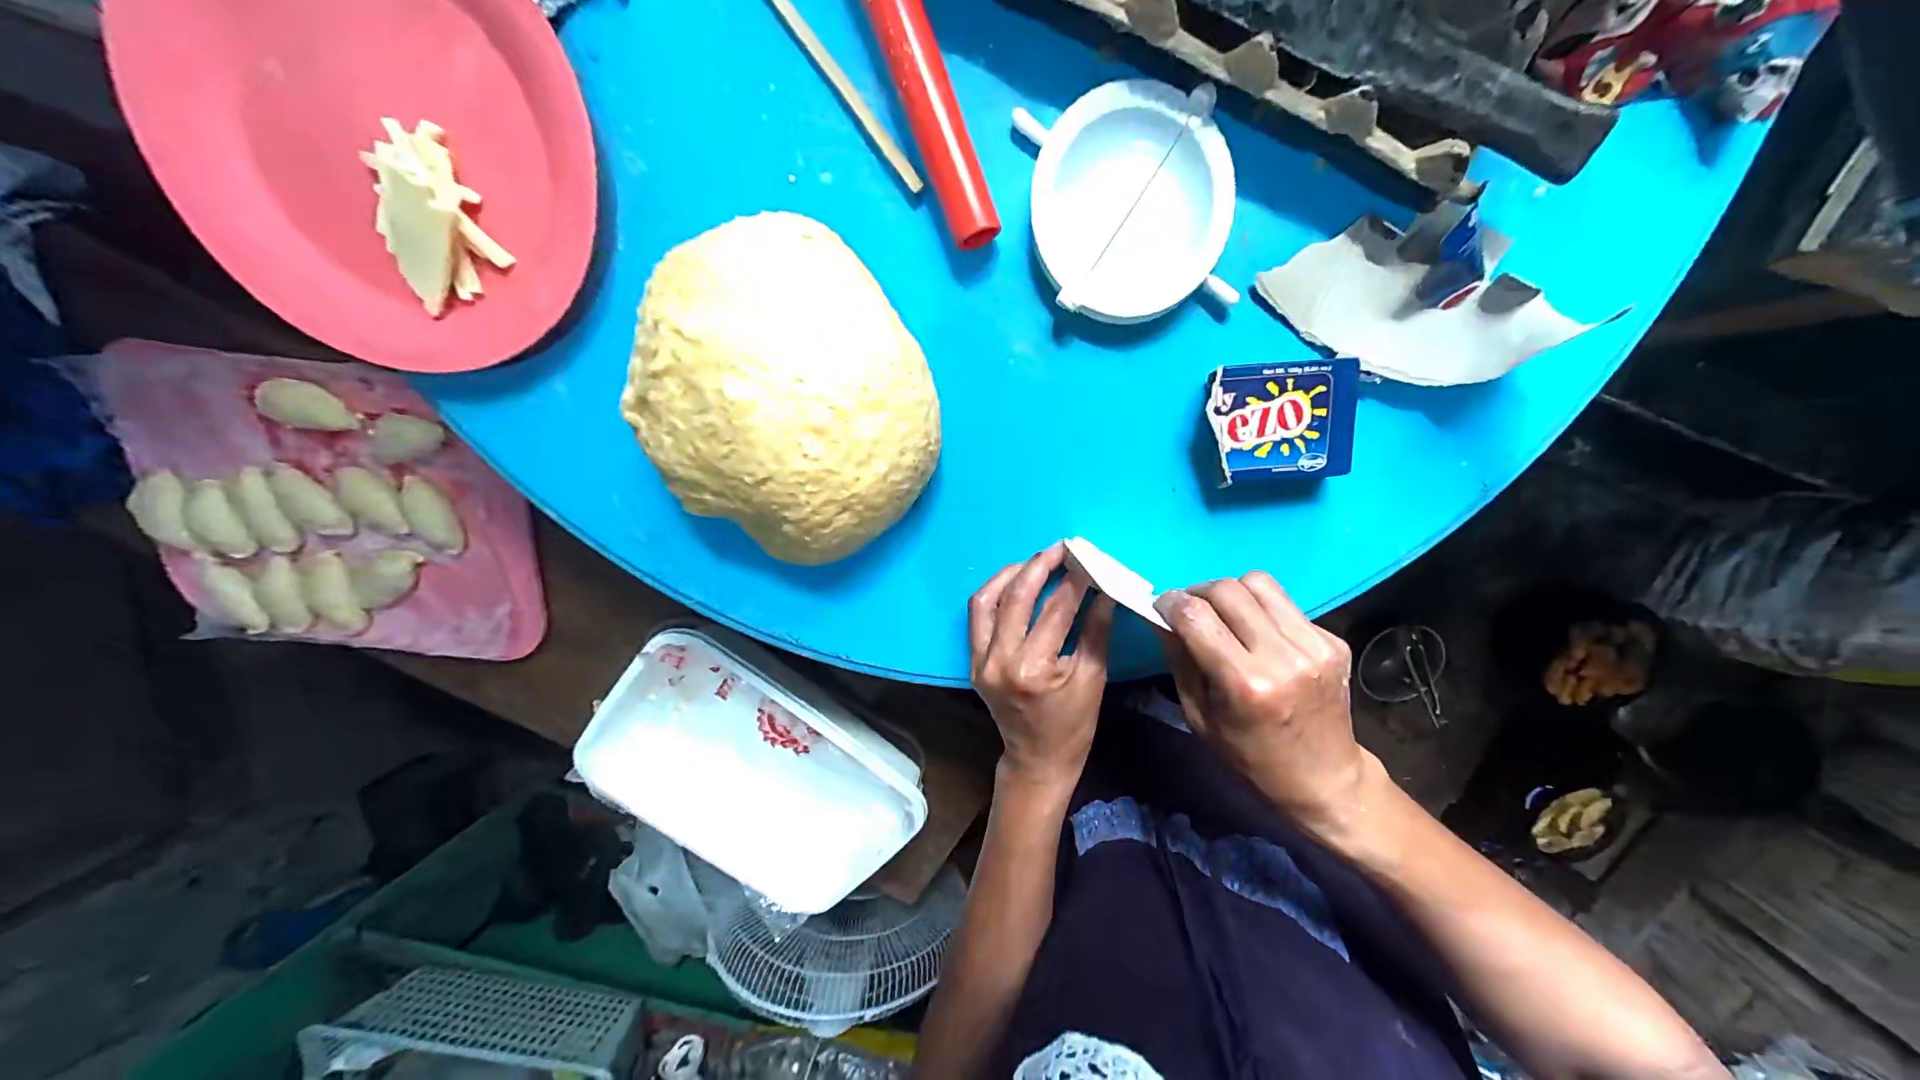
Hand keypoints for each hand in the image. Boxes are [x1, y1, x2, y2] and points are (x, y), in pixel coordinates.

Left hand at [969, 543, 1116, 791]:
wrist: (1036, 758)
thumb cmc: (1073, 725)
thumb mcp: (1092, 677)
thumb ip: (1096, 629)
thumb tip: (1105, 588)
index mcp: (1033, 669)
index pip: (1056, 609)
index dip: (1076, 580)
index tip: (1089, 558)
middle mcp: (999, 660)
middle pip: (1017, 597)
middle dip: (1041, 566)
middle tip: (1062, 548)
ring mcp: (979, 660)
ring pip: (987, 599)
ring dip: (1012, 573)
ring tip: (1038, 560)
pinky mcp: (972, 660)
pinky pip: (977, 615)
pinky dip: (994, 592)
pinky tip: (1016, 581)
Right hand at [1154, 572, 1368, 836]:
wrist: (1323, 778)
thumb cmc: (1250, 757)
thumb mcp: (1199, 716)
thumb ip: (1179, 659)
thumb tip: (1160, 616)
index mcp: (1244, 684)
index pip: (1197, 616)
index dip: (1171, 603)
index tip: (1161, 607)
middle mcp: (1282, 658)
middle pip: (1227, 589)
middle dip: (1197, 592)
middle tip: (1189, 610)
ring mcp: (1313, 646)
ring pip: (1259, 582)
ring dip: (1231, 592)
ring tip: (1224, 615)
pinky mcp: (1333, 641)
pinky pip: (1284, 602)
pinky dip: (1261, 609)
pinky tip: (1257, 633)